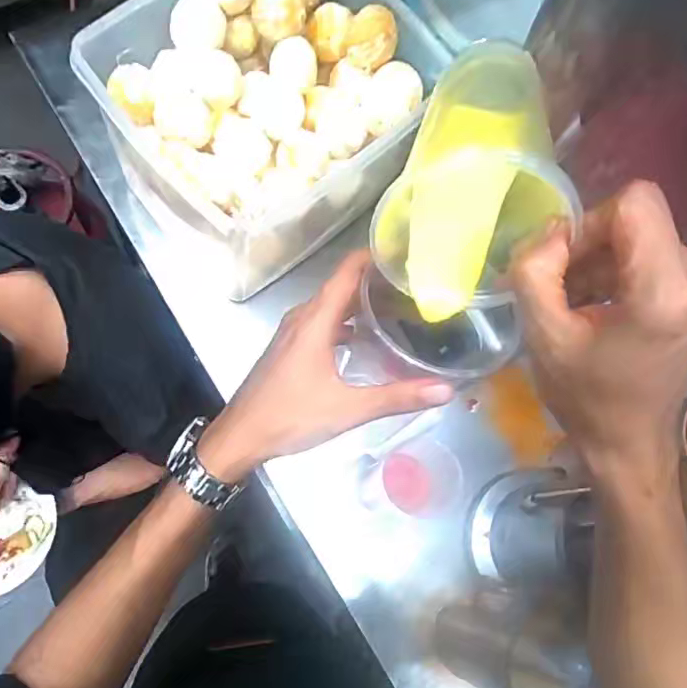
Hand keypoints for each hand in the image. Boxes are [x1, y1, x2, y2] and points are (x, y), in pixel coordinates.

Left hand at [197, 251, 454, 482]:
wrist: (241, 435)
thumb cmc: (290, 416)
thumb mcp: (347, 409)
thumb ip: (396, 398)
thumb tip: (445, 390)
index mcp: (315, 320)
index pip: (347, 271)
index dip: (376, 255)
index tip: (410, 252)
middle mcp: (302, 318)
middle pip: (343, 286)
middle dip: (378, 283)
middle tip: (418, 287)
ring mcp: (293, 333)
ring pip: (331, 306)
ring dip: (362, 305)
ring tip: (400, 310)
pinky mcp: (289, 348)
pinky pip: (322, 323)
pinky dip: (346, 324)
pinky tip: (366, 340)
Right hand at [509, 181, 686, 485]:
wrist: (628, 441)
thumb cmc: (582, 395)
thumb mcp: (541, 335)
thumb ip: (535, 271)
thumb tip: (553, 230)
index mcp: (668, 293)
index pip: (635, 204)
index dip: (588, 227)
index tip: (563, 270)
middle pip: (638, 222)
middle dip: (591, 250)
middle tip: (562, 295)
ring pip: (644, 237)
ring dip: (602, 264)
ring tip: (579, 307)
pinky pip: (656, 255)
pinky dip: (620, 275)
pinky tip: (602, 309)